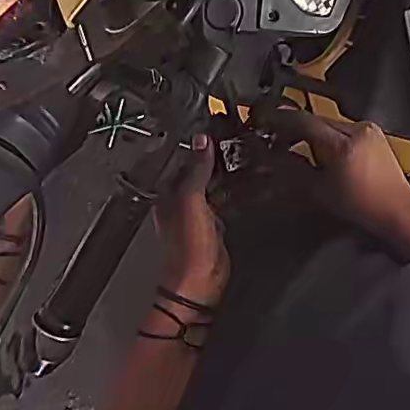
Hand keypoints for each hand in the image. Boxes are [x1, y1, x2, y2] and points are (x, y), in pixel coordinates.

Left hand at [154, 135, 227, 304]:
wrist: (201, 282)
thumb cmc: (187, 248)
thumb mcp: (191, 201)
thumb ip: (196, 171)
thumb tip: (201, 142)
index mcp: (167, 193)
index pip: (180, 159)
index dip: (195, 143)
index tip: (212, 128)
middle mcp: (180, 201)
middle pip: (196, 170)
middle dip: (211, 156)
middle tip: (230, 137)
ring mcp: (198, 213)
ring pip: (210, 183)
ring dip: (222, 172)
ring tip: (238, 154)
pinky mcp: (215, 224)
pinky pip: (223, 199)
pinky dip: (231, 190)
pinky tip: (242, 182)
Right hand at [263, 110, 409, 236]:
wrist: (397, 210)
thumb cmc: (365, 205)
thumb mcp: (320, 191)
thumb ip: (296, 170)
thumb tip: (276, 158)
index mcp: (343, 143)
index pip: (304, 122)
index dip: (281, 121)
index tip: (268, 121)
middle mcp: (359, 130)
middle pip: (318, 120)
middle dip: (297, 129)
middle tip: (280, 138)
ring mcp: (370, 130)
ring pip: (331, 124)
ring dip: (315, 133)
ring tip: (303, 149)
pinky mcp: (375, 135)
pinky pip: (346, 130)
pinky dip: (332, 137)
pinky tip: (326, 152)